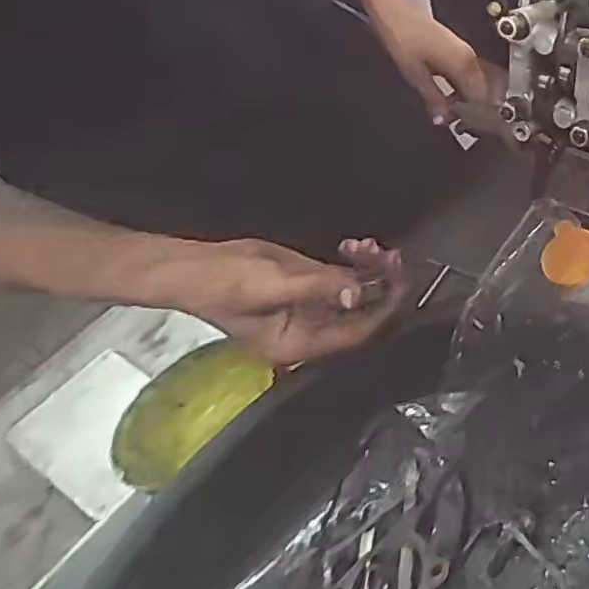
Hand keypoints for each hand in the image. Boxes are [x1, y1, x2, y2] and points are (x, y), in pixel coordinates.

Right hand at [150, 237, 407, 367]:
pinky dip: (359, 260)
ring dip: (371, 266)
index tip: (397, 281)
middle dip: (381, 281)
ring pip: (361, 289)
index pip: (358, 331)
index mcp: (303, 344)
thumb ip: (319, 288)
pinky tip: (357, 245)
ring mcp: (318, 306)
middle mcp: (316, 329)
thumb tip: (357, 293)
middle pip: (366, 310)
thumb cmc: (221, 284)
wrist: (191, 265)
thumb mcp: (272, 287)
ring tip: (367, 246)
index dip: (383, 307)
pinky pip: (349, 276)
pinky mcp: (316, 285)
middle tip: (388, 255)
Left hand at [367, 0, 491, 123]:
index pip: (481, 98)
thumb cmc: (400, 34)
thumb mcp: (413, 72)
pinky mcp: (457, 46)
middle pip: (482, 90)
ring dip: (467, 95)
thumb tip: (444, 119)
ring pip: (476, 81)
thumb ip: (433, 97)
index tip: (465, 124)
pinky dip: (462, 84)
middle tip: (458, 118)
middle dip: (473, 106)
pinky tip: (448, 89)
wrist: (390, 5)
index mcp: (464, 65)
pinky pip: (468, 72)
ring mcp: (465, 50)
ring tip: (452, 107)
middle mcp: (470, 57)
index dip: (475, 114)